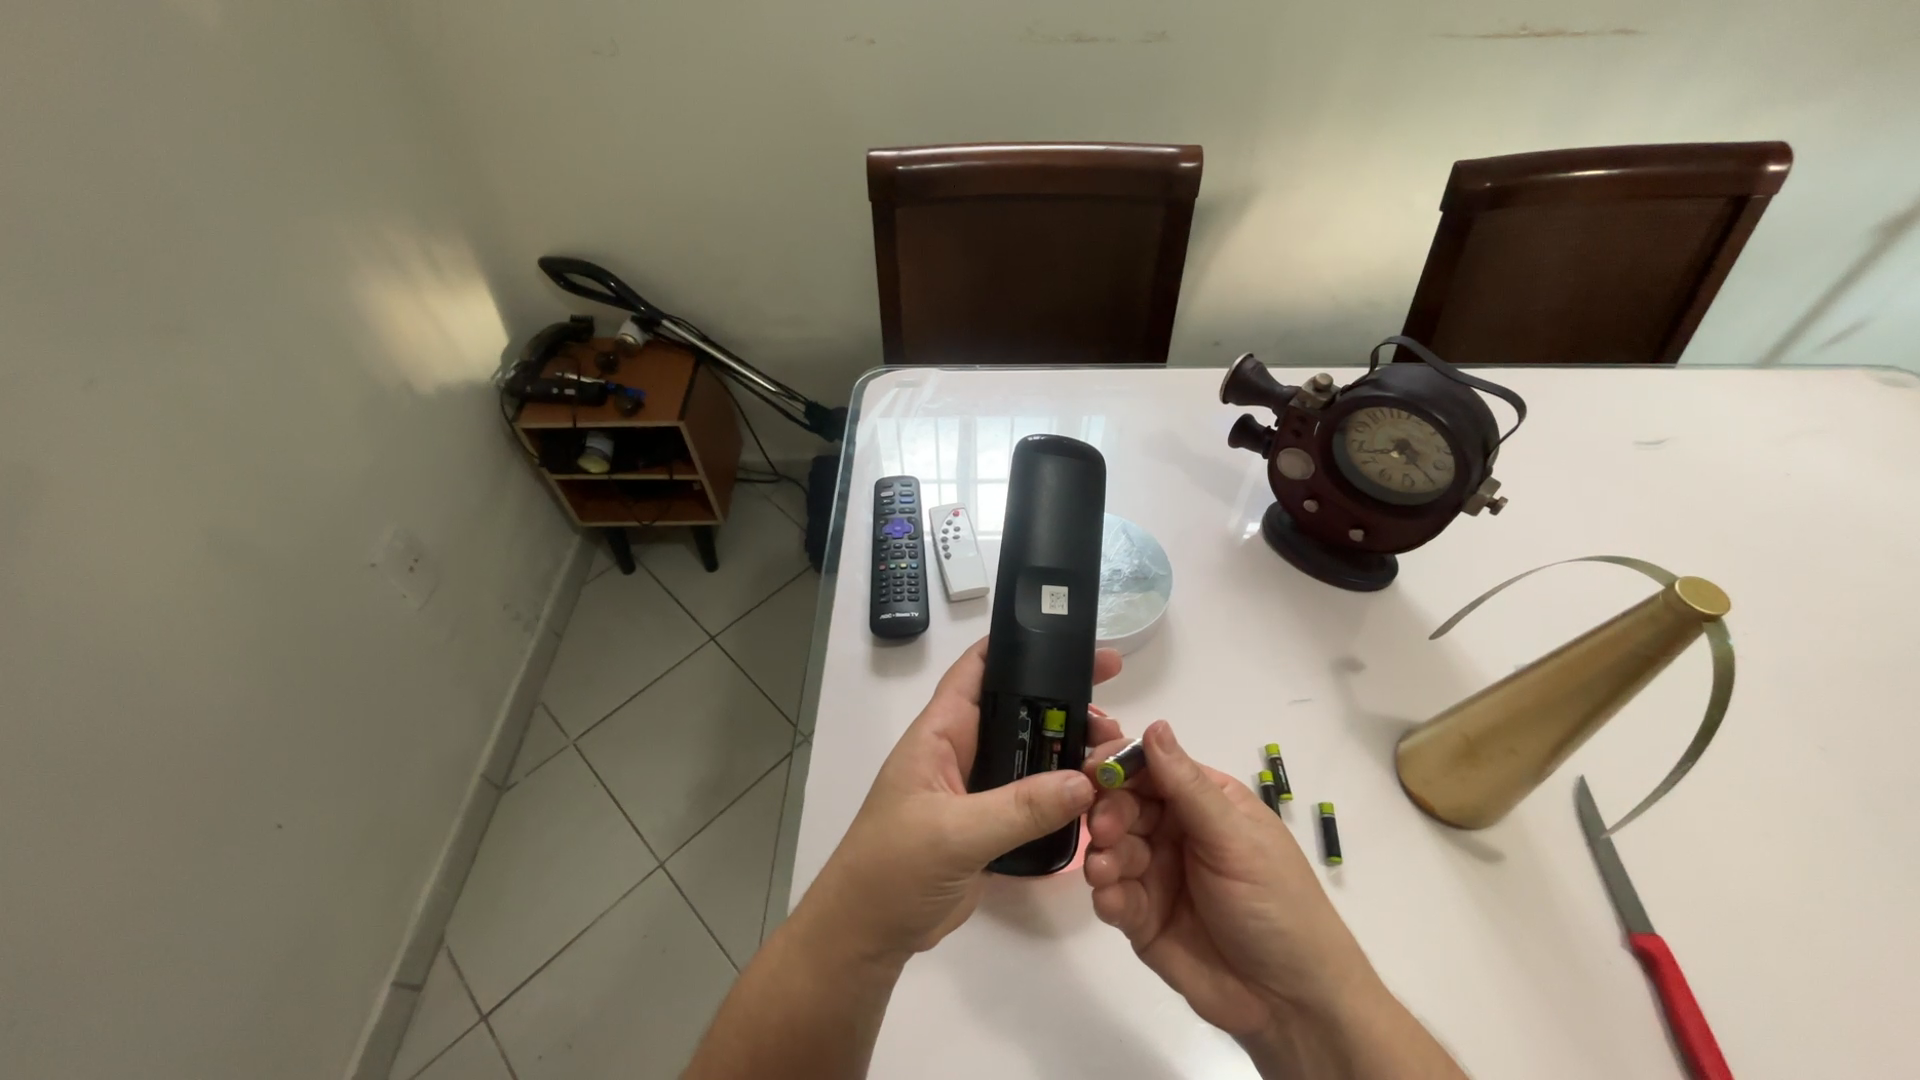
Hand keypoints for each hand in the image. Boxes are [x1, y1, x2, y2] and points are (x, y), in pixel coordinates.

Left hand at [804, 638, 1123, 963]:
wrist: (869, 932)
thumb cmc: (891, 868)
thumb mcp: (953, 832)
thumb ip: (1018, 807)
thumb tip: (1086, 780)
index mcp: (940, 732)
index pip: (978, 669)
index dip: (1021, 647)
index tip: (1076, 644)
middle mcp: (962, 751)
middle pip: (1018, 710)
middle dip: (1065, 705)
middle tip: (1113, 716)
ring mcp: (977, 788)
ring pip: (1031, 754)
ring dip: (1069, 751)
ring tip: (1115, 756)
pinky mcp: (990, 823)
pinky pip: (1033, 795)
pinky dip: (1064, 791)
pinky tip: (1097, 796)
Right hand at [1082, 722, 1380, 1041]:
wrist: (1292, 1004)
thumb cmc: (1276, 905)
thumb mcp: (1235, 838)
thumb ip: (1186, 785)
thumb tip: (1154, 724)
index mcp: (1203, 802)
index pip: (1151, 768)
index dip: (1119, 762)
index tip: (1090, 765)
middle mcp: (1175, 832)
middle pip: (1122, 804)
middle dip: (1107, 811)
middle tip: (1104, 828)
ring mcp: (1156, 874)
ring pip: (1111, 848)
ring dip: (1103, 853)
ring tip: (1105, 870)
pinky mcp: (1141, 918)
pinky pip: (1112, 895)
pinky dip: (1105, 893)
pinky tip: (1111, 900)